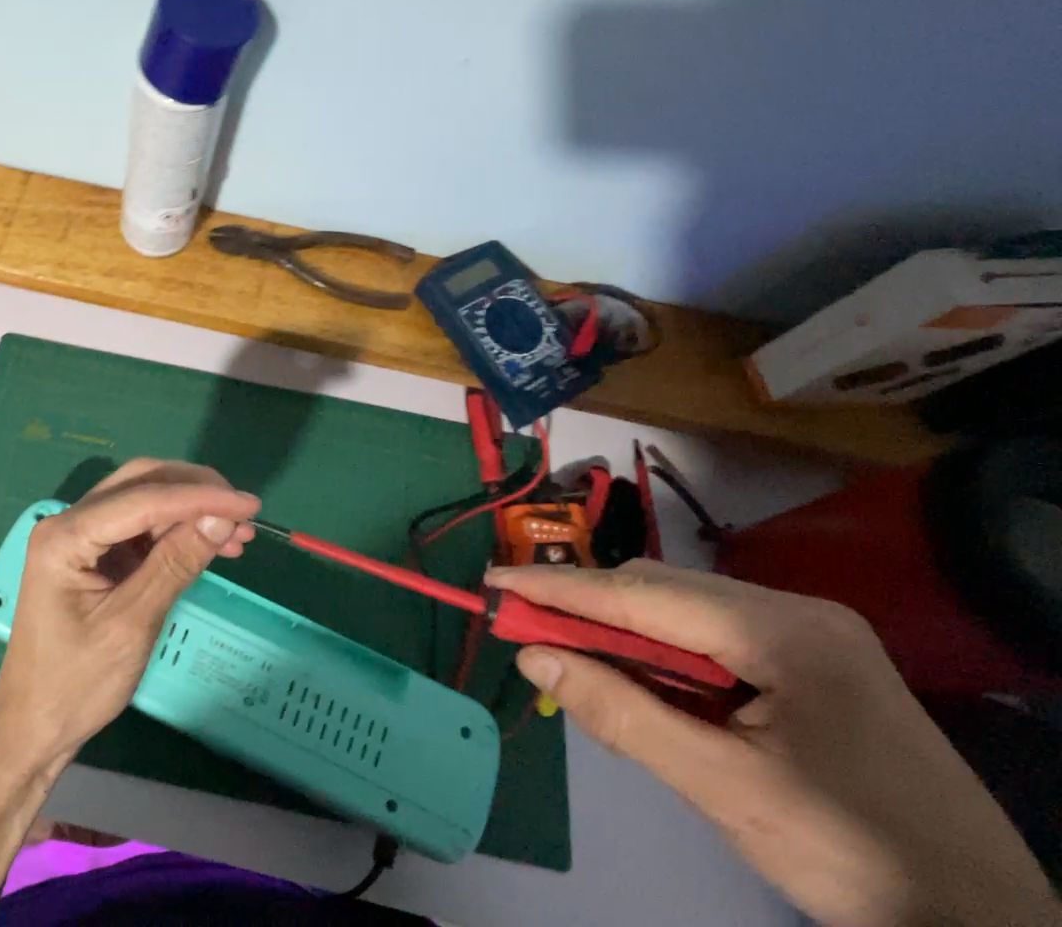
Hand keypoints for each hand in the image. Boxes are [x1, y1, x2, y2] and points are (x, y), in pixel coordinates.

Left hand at [0, 460, 259, 770]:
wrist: (36, 726)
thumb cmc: (77, 683)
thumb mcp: (132, 623)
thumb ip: (175, 564)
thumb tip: (221, 517)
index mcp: (65, 536)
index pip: (143, 499)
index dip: (200, 496)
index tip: (251, 504)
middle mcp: (67, 525)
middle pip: (139, 485)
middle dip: (194, 491)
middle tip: (244, 512)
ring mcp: (79, 541)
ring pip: (142, 504)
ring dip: (189, 512)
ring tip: (238, 533)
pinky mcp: (93, 559)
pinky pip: (139, 531)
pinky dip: (176, 533)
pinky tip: (210, 546)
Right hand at [489, 560, 1057, 926]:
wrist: (979, 916)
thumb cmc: (846, 849)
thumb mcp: (719, 786)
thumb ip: (620, 714)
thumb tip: (533, 655)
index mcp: (783, 632)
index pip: (642, 596)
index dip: (560, 588)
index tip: (493, 580)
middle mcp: (797, 612)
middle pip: (661, 591)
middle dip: (587, 609)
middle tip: (524, 633)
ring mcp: (810, 634)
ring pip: (682, 611)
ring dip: (621, 633)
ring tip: (571, 661)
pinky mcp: (814, 662)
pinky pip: (711, 637)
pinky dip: (661, 655)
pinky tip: (640, 684)